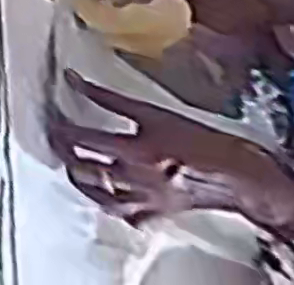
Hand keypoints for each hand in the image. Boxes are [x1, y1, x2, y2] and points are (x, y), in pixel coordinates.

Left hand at [49, 72, 293, 232]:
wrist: (243, 175)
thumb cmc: (197, 139)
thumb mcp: (150, 112)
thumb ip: (105, 97)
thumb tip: (71, 78)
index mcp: (137, 150)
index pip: (84, 140)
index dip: (61, 129)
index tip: (50, 119)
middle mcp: (139, 179)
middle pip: (87, 171)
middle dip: (65, 155)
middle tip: (56, 141)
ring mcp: (149, 200)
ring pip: (101, 198)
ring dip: (80, 180)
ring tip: (70, 163)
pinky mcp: (159, 214)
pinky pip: (126, 216)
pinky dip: (108, 205)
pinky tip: (100, 192)